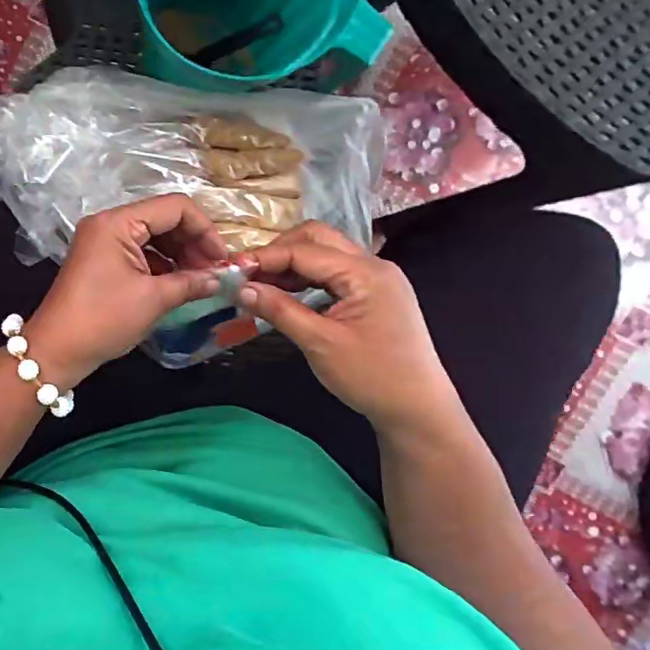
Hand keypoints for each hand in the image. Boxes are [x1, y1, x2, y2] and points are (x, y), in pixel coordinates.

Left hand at [25, 195, 231, 385]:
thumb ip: (191, 282)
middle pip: (164, 219)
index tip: (223, 259)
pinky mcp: (101, 260)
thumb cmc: (104, 319)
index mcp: (118, 222)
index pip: (175, 207)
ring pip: (153, 236)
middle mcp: (108, 223)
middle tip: (216, 272)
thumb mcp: (153, 299)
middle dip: (193, 243)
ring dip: (180, 255)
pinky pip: (140, 252)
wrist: (56, 350)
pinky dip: (162, 265)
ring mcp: (102, 241)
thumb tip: (221, 279)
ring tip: (202, 280)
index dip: (205, 230)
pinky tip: (180, 284)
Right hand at [235, 222, 463, 435]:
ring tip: (261, 285)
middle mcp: (374, 266)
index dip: (265, 257)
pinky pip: (334, 272)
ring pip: (325, 253)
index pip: (304, 251)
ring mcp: (377, 279)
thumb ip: (279, 310)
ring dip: (291, 263)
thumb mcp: (319, 343)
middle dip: (279, 251)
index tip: (232, 270)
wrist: (417, 410)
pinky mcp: (374, 294)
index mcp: (365, 273)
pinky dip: (307, 277)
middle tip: (248, 274)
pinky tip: (286, 294)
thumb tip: (241, 288)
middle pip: (317, 239)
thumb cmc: (371, 376)